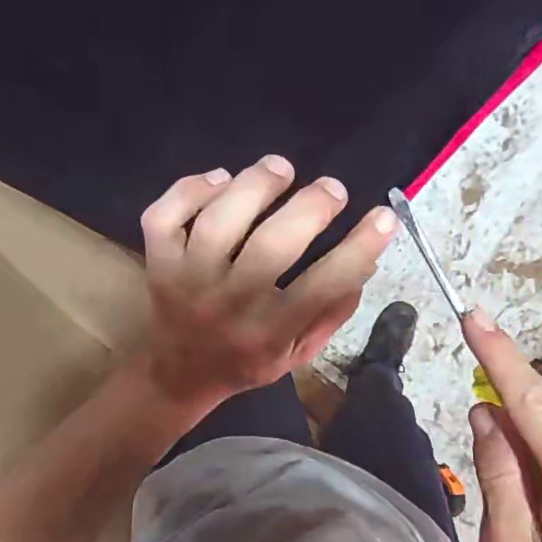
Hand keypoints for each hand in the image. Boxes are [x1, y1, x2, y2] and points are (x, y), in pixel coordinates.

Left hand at [138, 155, 397, 410]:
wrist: (176, 372)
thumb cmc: (247, 358)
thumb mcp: (298, 351)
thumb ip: (332, 310)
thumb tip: (367, 256)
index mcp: (269, 332)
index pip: (323, 287)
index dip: (360, 248)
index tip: (383, 216)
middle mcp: (227, 305)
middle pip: (270, 247)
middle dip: (308, 208)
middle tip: (331, 188)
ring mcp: (185, 280)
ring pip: (217, 223)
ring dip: (253, 186)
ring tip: (280, 168)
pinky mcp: (157, 261)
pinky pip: (165, 216)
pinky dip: (190, 188)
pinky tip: (221, 180)